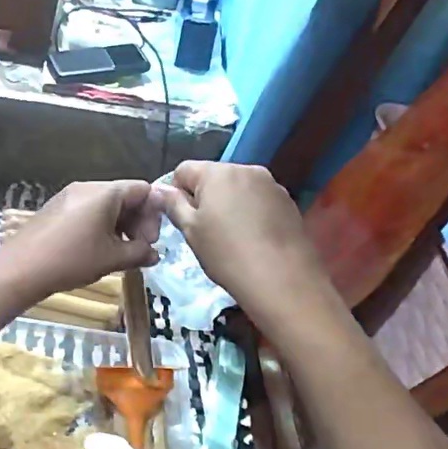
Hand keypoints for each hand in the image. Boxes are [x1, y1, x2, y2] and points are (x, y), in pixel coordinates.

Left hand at [0, 180, 161, 300]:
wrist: (21, 268)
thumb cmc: (72, 259)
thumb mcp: (112, 259)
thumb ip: (139, 253)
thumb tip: (154, 254)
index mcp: (105, 193)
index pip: (143, 190)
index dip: (153, 215)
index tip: (150, 241)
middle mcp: (87, 187)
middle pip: (124, 196)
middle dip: (137, 222)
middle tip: (138, 249)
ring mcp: (68, 196)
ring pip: (105, 205)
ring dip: (119, 226)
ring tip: (118, 253)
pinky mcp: (56, 208)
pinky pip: (87, 210)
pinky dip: (100, 226)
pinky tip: (96, 249)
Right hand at [153, 162, 327, 314]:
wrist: (283, 279)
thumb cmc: (227, 253)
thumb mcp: (191, 230)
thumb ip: (173, 204)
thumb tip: (159, 189)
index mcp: (217, 172)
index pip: (184, 169)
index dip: (175, 191)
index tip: (179, 218)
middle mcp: (246, 169)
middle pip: (213, 177)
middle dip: (204, 197)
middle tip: (203, 230)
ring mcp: (271, 184)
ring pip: (237, 188)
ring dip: (228, 204)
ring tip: (230, 236)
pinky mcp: (288, 202)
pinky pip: (258, 199)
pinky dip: (250, 212)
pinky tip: (252, 238)